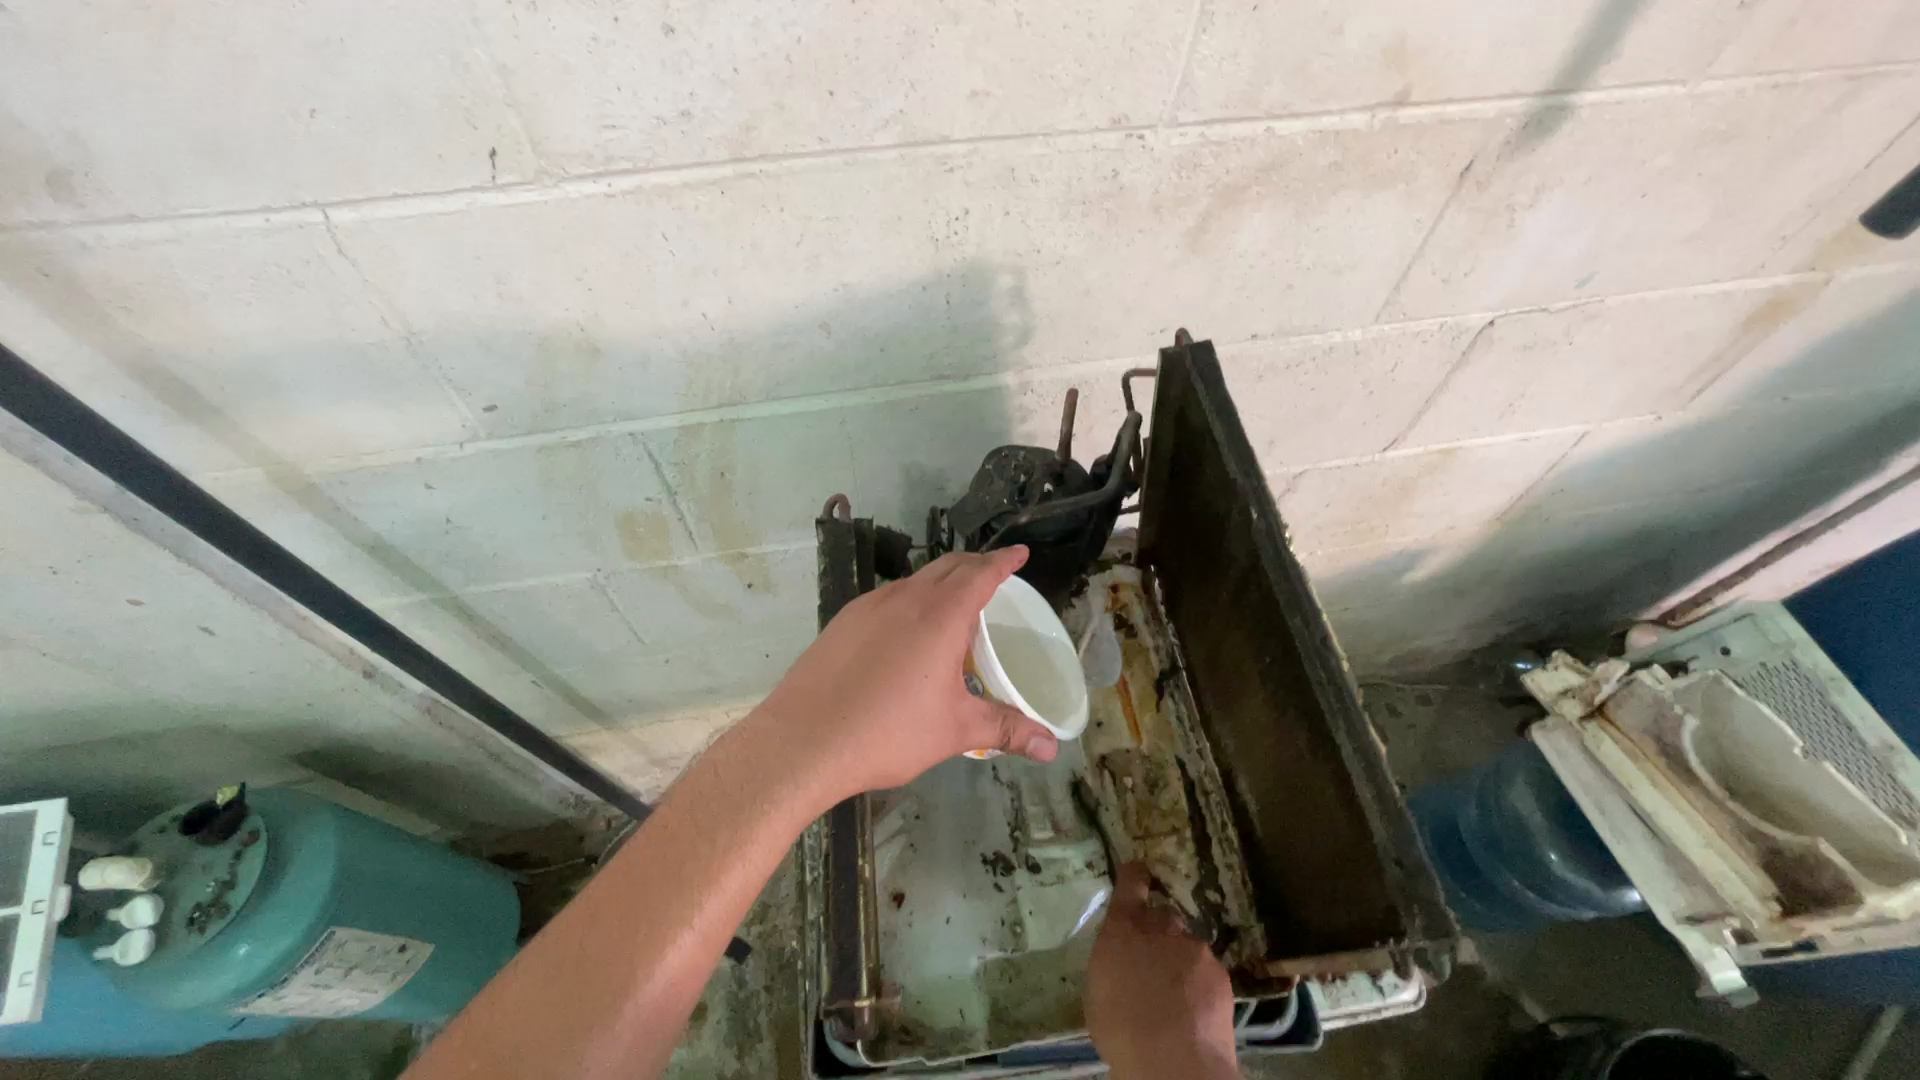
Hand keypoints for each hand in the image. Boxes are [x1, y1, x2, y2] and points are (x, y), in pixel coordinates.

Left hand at [744, 546, 1059, 800]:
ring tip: (953, 605)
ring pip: (914, 581)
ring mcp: (867, 607)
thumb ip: (1005, 729)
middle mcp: (905, 598)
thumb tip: (1051, 748)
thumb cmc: (888, 732)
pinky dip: (909, 600)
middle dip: (975, 564)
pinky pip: (886, 598)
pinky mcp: (841, 623)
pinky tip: (905, 632)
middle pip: (947, 567)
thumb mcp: (955, 731)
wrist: (803, 740)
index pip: (981, 574)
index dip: (1004, 561)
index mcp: (940, 616)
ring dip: (940, 582)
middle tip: (994, 574)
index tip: (1020, 553)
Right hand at [1087, 863, 1238, 1078]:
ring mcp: (1194, 948)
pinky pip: (1207, 971)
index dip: (1135, 876)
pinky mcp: (1220, 972)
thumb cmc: (1120, 1027)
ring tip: (1175, 995)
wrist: (1172, 1061)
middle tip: (1153, 964)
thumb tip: (1122, 960)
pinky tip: (1195, 1010)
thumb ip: (1113, 961)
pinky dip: (1201, 984)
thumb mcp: (1098, 988)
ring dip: (1181, 961)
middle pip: (1162, 917)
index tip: (1139, 871)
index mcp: (1124, 927)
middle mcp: (1161, 927)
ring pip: (1187, 946)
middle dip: (1159, 934)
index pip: (1131, 883)